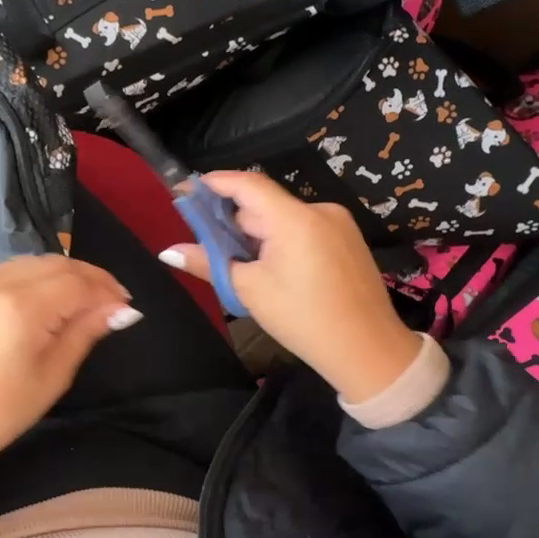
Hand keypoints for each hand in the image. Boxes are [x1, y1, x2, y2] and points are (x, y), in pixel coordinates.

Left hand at [0, 255, 137, 477]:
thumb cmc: (4, 409)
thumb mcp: (54, 374)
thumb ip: (86, 332)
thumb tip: (121, 308)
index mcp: (21, 308)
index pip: (74, 283)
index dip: (104, 289)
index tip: (125, 304)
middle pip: (53, 263)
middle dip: (86, 276)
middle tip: (110, 297)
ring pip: (28, 262)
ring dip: (58, 273)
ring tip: (80, 296)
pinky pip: (3, 272)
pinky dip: (29, 278)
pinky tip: (42, 298)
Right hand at [159, 171, 419, 403]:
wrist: (372, 354)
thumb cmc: (304, 319)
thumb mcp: (249, 290)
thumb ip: (207, 262)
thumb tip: (166, 252)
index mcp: (295, 219)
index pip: (246, 184)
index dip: (212, 183)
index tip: (185, 191)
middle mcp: (319, 210)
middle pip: (261, 204)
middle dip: (233, 222)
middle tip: (211, 248)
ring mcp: (337, 223)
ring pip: (280, 218)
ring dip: (256, 234)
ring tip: (245, 268)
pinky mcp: (347, 239)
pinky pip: (301, 228)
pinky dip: (280, 241)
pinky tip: (275, 271)